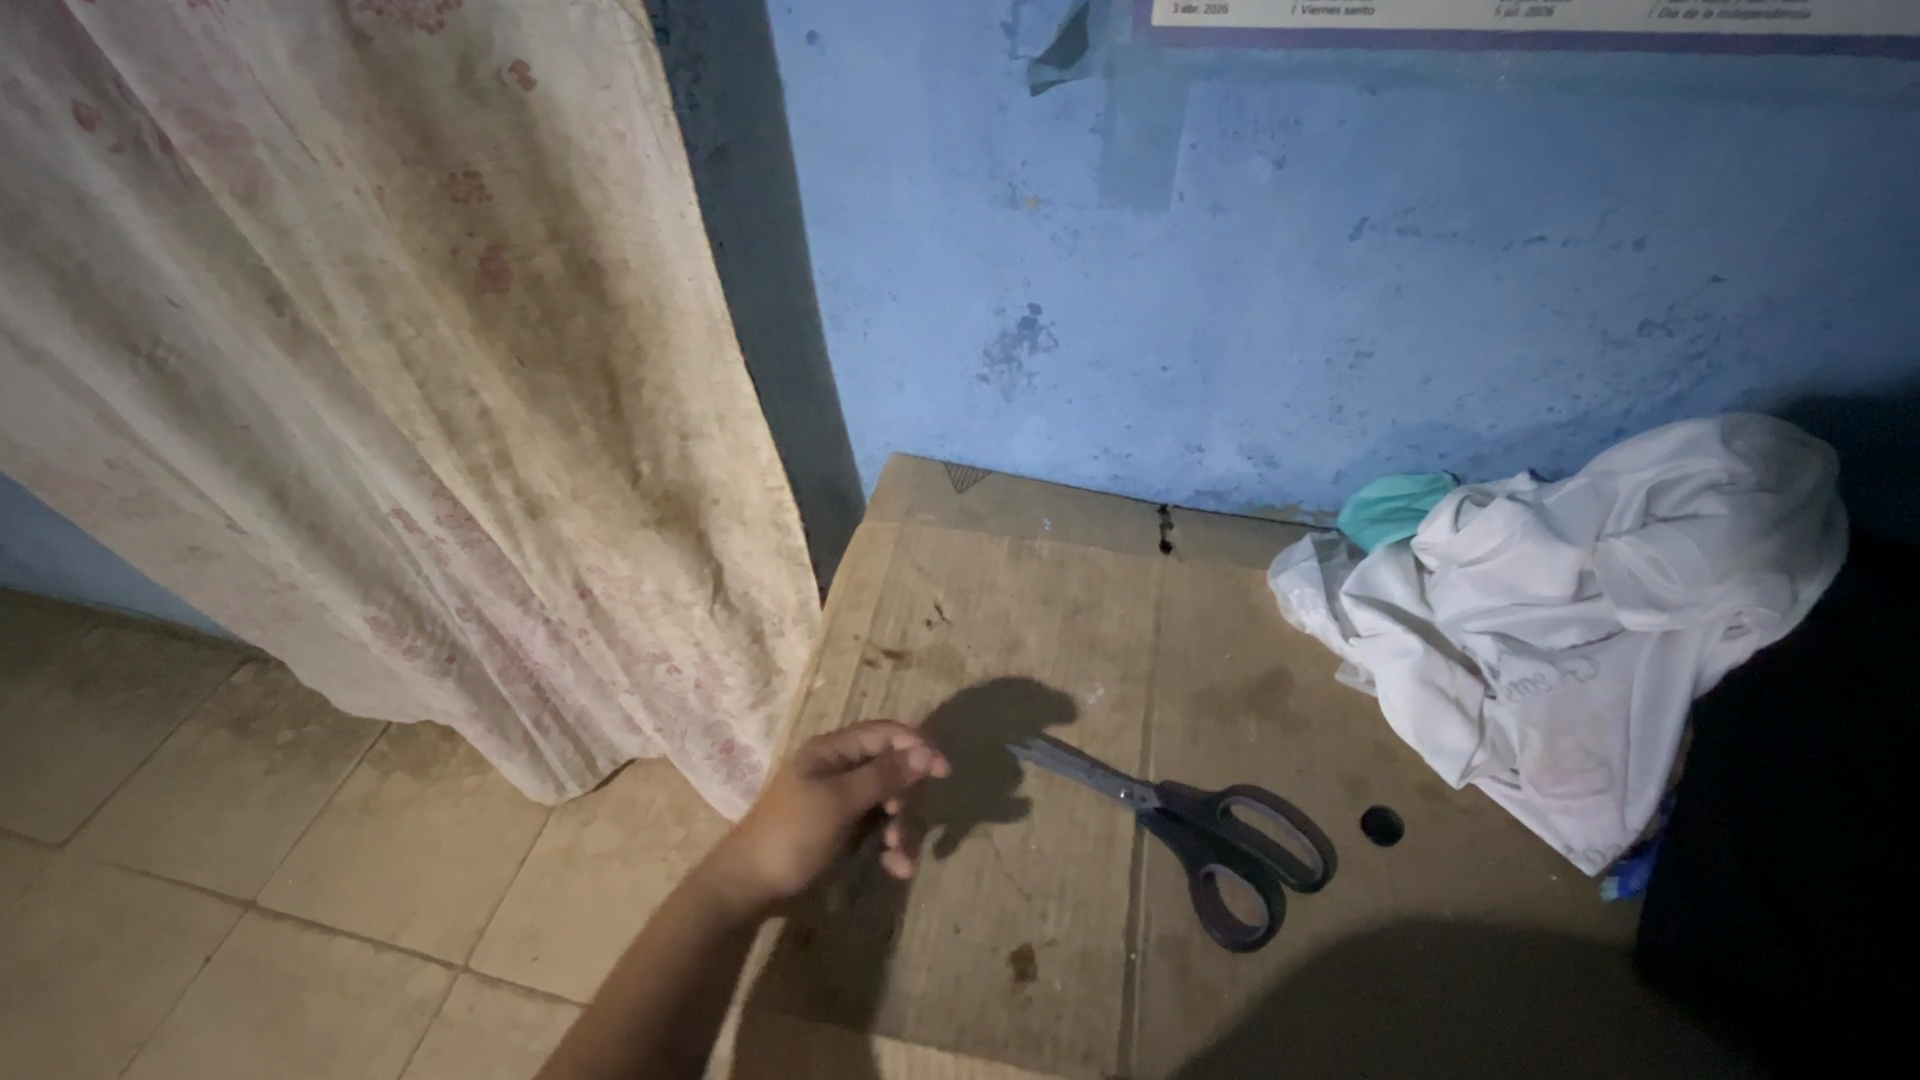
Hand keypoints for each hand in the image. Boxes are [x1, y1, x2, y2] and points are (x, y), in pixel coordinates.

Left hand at [706, 721, 949, 913]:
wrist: (749, 889)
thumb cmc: (790, 835)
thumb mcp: (839, 802)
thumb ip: (884, 775)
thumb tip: (927, 749)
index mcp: (833, 751)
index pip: (885, 734)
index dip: (916, 746)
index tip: (943, 771)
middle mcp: (841, 771)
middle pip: (893, 770)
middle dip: (906, 799)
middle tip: (902, 824)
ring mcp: (844, 804)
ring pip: (891, 804)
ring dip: (902, 829)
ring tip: (898, 855)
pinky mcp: (846, 834)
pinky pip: (881, 830)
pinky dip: (892, 847)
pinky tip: (896, 869)